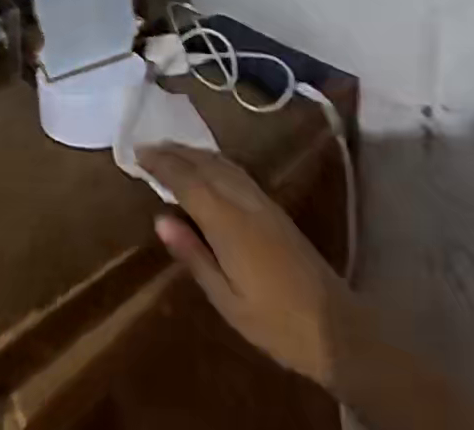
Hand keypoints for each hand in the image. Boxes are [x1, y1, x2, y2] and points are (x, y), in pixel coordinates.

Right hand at [138, 143, 357, 388]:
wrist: (335, 326)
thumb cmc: (274, 322)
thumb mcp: (226, 299)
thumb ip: (194, 255)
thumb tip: (161, 220)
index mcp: (229, 223)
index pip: (189, 181)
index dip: (162, 165)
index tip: (138, 154)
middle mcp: (246, 202)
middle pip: (206, 165)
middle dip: (176, 152)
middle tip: (147, 147)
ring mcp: (264, 202)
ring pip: (224, 164)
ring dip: (195, 153)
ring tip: (171, 151)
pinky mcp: (275, 209)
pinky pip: (237, 172)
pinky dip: (214, 162)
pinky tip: (208, 168)